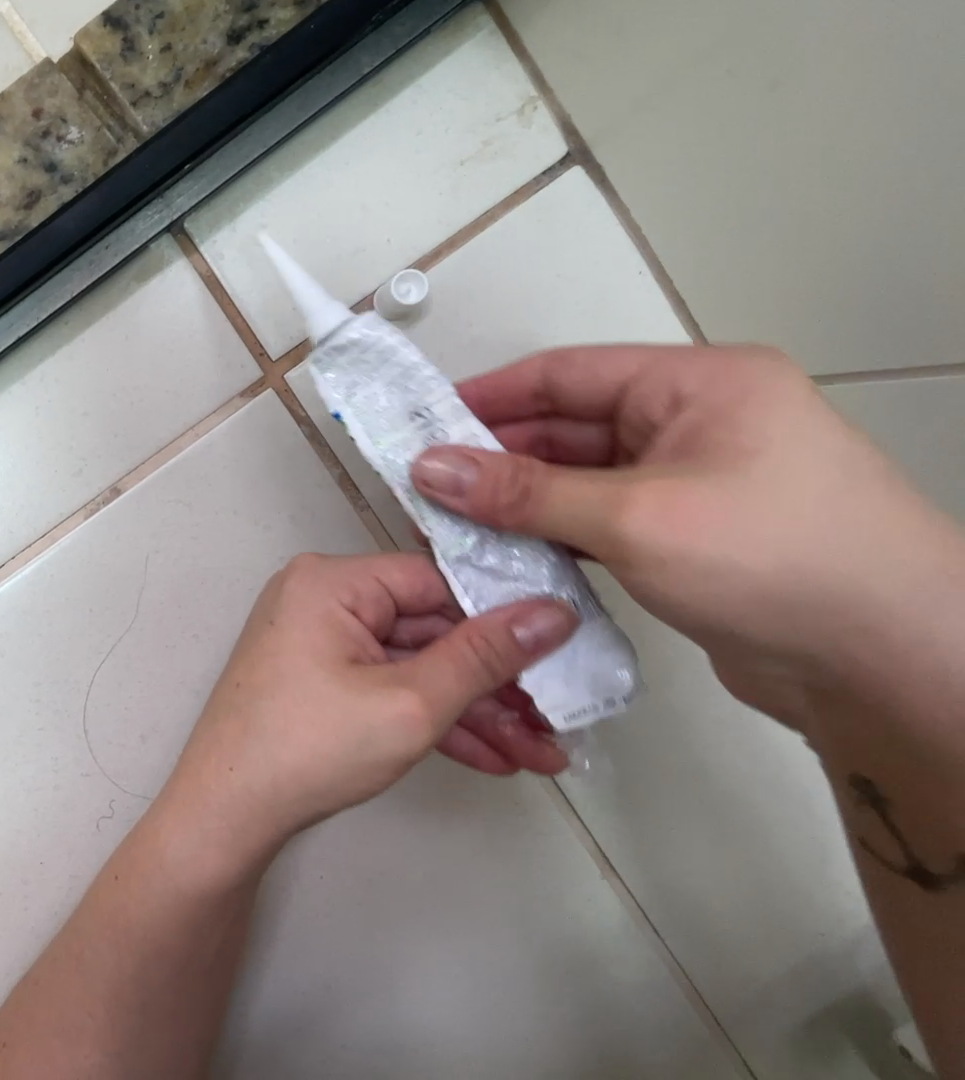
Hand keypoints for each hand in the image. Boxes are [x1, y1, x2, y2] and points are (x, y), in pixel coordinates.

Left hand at [155, 553, 575, 865]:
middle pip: (427, 626)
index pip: (435, 578)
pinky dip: (430, 719)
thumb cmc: (311, 747)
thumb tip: (555, 611)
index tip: (567, 647)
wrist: (228, 810)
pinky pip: (384, 686)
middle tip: (561, 717)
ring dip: (473, 709)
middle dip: (495, 680)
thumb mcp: (411, 702)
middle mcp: (318, 599)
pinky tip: (491, 758)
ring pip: (412, 664)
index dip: (502, 613)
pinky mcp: (315, 680)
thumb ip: (485, 656)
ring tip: (542, 754)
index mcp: (330, 582)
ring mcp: (314, 641)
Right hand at [409, 345, 960, 723]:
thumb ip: (523, 491)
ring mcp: (688, 480)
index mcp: (698, 385)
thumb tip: (428, 468)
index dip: (486, 397)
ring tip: (444, 522)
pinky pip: (592, 518)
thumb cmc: (774, 561)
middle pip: (565, 427)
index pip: (566, 374)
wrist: (891, 662)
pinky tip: (497, 551)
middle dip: (492, 457)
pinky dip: (545, 532)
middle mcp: (692, 422)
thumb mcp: (633, 516)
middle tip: (421, 485)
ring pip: (574, 477)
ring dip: (513, 500)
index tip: (418, 424)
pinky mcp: (681, 533)